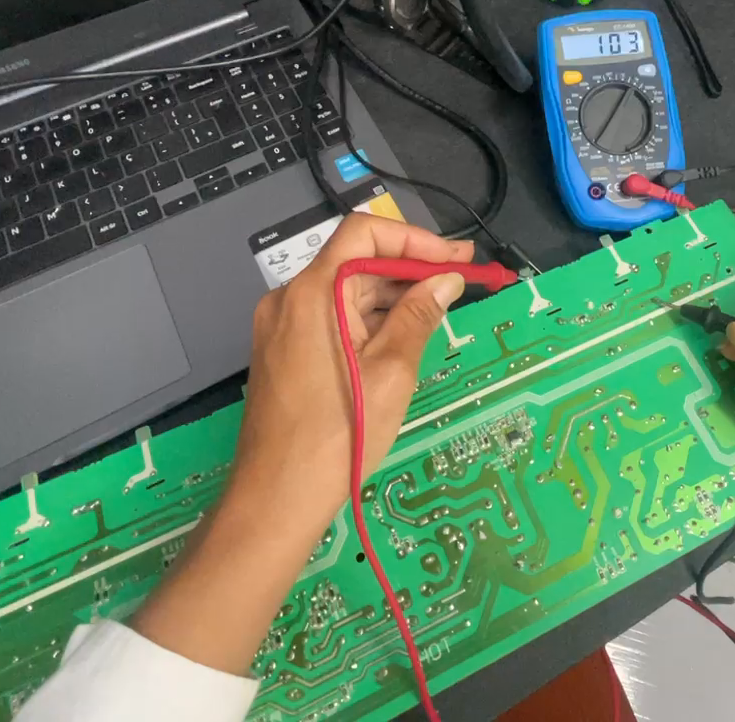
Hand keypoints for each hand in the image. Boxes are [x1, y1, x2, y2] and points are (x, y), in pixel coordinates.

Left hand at [133, 213, 471, 674]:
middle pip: (356, 260)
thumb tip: (446, 281)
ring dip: (392, 294)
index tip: (455, 259)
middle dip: (410, 268)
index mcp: (313, 293)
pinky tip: (402, 335)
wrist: (275, 502)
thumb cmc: (339, 436)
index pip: (365, 232)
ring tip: (438, 310)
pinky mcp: (283, 350)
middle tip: (459, 281)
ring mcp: (281, 325)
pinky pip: (332, 317)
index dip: (415, 238)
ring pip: (345, 290)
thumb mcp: (392, 372)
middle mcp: (289, 298)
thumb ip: (419, 315)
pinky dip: (369, 319)